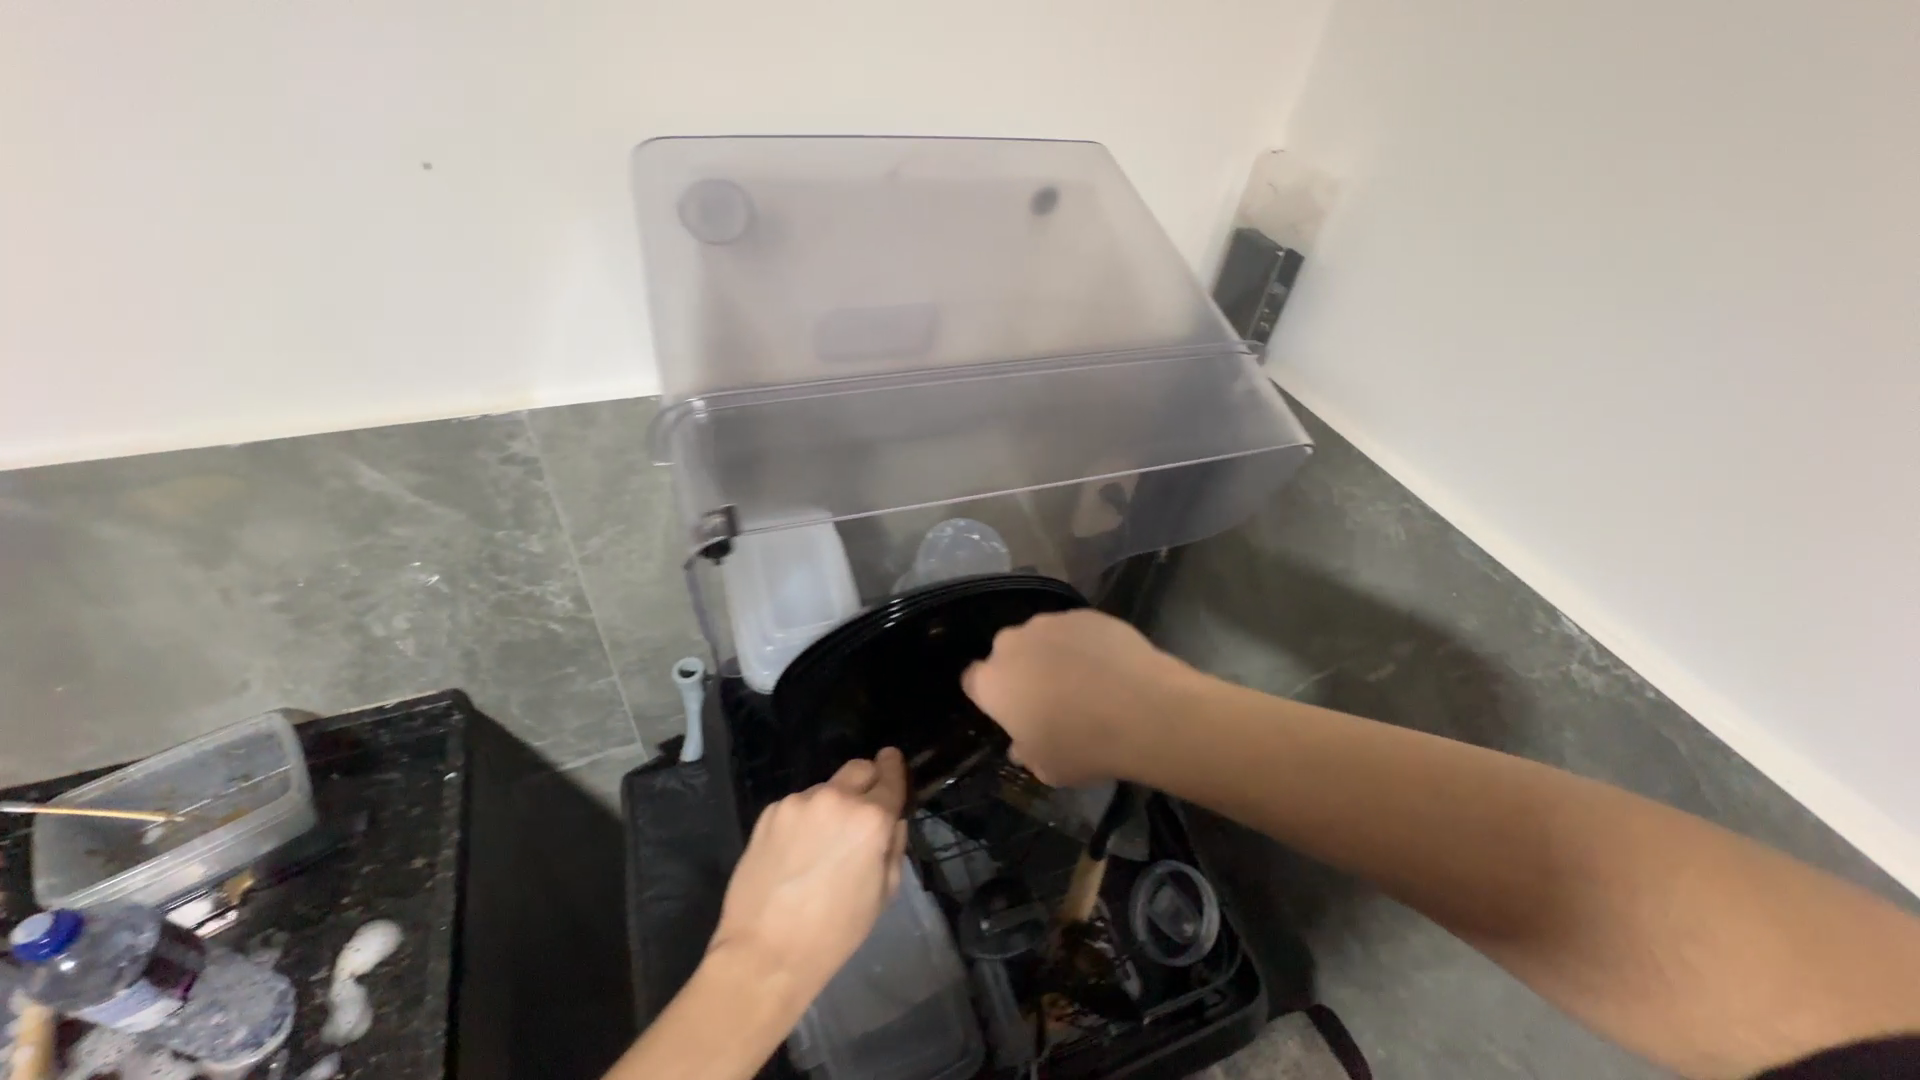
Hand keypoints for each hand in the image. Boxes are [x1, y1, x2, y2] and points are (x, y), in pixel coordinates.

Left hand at [708, 748, 908, 1002]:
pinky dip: (805, 819)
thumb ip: (893, 847)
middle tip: (863, 809)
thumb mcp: (883, 894)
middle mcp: (835, 799)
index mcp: (871, 819)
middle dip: (867, 781)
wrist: (766, 952)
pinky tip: (796, 852)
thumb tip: (892, 820)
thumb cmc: (835, 932)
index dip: (895, 768)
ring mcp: (797, 803)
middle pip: (859, 768)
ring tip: (821, 844)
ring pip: (826, 789)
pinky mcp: (769, 813)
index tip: (894, 762)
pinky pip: (798, 806)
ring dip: (832, 805)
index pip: (890, 776)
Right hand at [962, 609, 1204, 786]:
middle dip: (1021, 671)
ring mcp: (1051, 623)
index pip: (973, 682)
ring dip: (1053, 655)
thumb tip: (1022, 744)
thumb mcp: (1047, 768)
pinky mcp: (1086, 614)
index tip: (1012, 712)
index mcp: (992, 682)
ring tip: (1085, 681)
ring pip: (1041, 638)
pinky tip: (1109, 668)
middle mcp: (1013, 644)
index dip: (991, 697)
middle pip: (1007, 655)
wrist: (1145, 711)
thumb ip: (1026, 753)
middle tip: (1050, 699)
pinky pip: (1076, 630)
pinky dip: (1085, 645)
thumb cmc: (1084, 747)